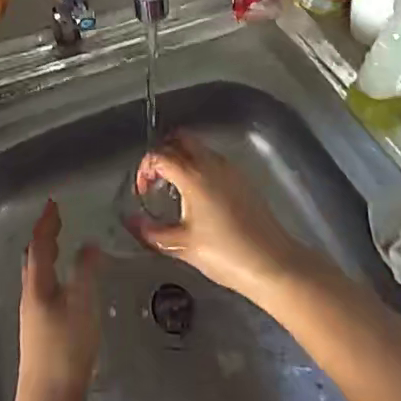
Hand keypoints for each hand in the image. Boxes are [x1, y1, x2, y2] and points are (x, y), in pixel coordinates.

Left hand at [15, 199, 100, 399]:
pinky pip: (44, 289)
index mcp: (37, 286)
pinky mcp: (42, 332)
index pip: (38, 245)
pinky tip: (67, 285)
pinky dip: (53, 274)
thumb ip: (86, 272)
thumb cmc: (66, 348)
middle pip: (33, 260)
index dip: (46, 222)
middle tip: (56, 219)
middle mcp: (31, 297)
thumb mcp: (82, 304)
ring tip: (61, 244)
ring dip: (47, 256)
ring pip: (37, 276)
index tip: (52, 202)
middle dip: (44, 237)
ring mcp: (33, 317)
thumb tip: (88, 244)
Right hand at [129, 132, 316, 302]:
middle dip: (163, 152)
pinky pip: (213, 159)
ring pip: (199, 147)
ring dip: (181, 157)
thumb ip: (150, 231)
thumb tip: (130, 221)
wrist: (270, 261)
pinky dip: (198, 165)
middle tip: (154, 180)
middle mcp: (212, 163)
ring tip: (173, 189)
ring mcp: (230, 168)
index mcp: (193, 175)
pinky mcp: (241, 177)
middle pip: (181, 139)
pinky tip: (197, 196)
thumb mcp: (181, 246)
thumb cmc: (223, 253)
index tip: (142, 190)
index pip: (161, 154)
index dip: (145, 168)